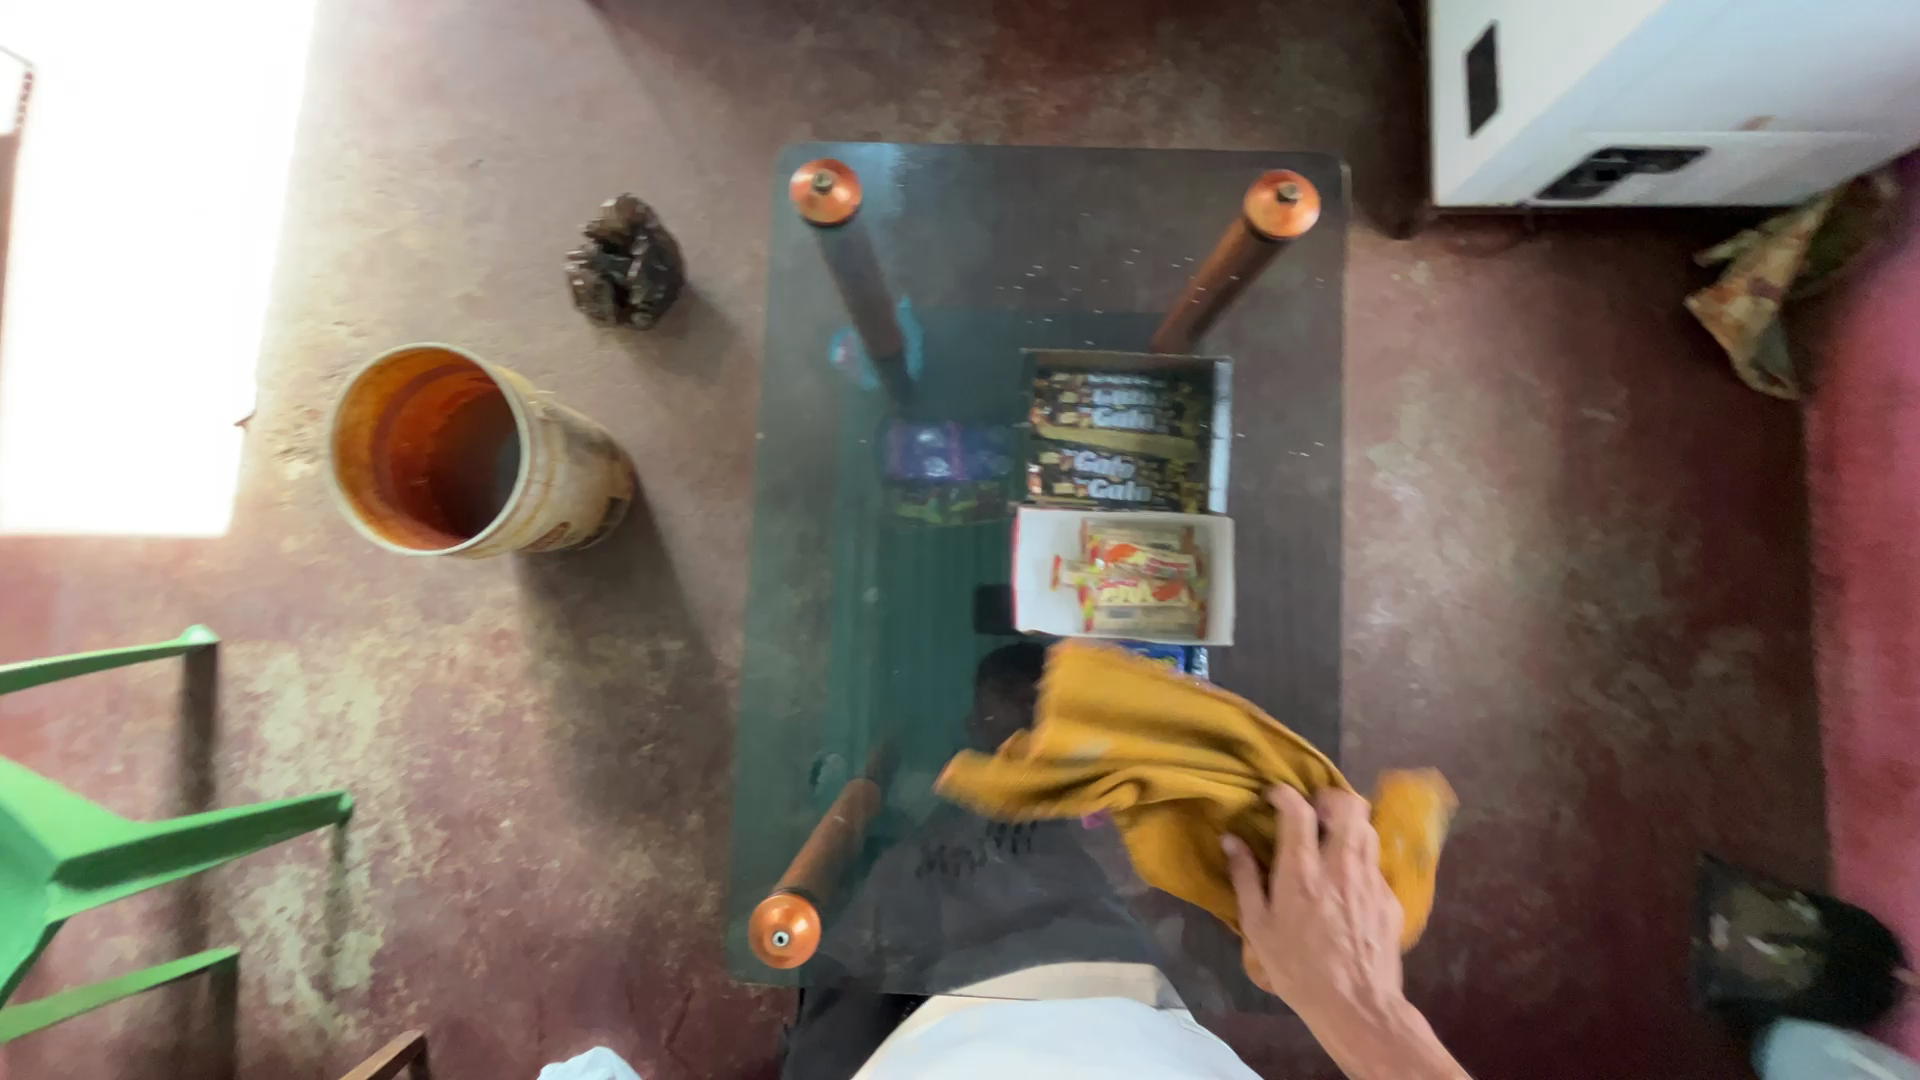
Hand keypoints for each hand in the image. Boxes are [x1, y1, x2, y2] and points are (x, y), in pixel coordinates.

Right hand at [1224, 787, 1469, 1079]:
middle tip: (1312, 809)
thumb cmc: (1297, 967)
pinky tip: (1347, 878)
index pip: (1298, 809)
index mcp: (1302, 871)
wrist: (1358, 1009)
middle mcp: (1339, 866)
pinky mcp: (1390, 898)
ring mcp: (1370, 880)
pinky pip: (1375, 861)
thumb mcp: (1258, 926)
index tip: (1273, 796)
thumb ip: (1245, 877)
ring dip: (1348, 822)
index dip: (1284, 793)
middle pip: (1347, 805)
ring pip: (1368, 827)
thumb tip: (1231, 840)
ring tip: (1331, 835)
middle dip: (1328, 798)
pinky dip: (1359, 857)